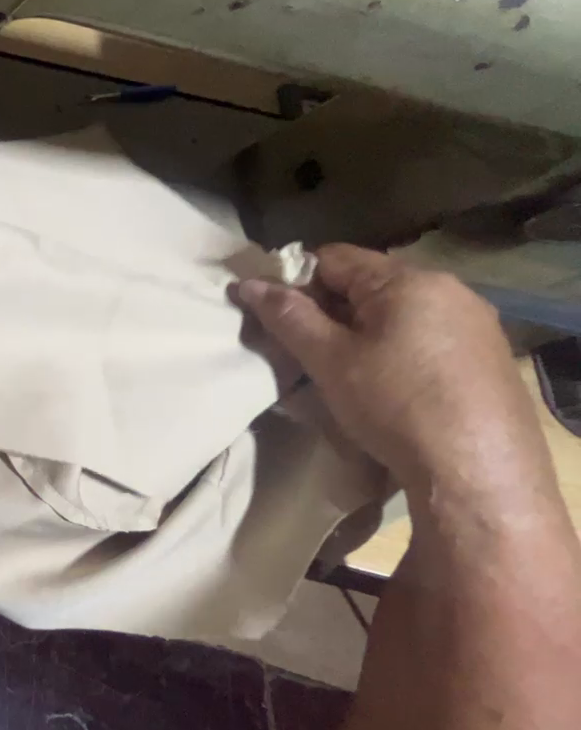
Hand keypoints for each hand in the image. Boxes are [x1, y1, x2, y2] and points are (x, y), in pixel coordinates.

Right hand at [234, 244, 548, 498]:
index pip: (331, 258)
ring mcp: (474, 323)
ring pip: (390, 309)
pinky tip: (379, 380)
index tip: (273, 315)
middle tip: (299, 344)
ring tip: (335, 366)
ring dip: (353, 328)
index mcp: (410, 282)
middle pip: (363, 282)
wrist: (476, 471)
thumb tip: (247, 284)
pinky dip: (387, 345)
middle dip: (324, 307)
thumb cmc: (394, 403)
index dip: (292, 280)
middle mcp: (449, 291)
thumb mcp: (326, 357)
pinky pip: (419, 331)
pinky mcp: (483, 354)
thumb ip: (286, 314)